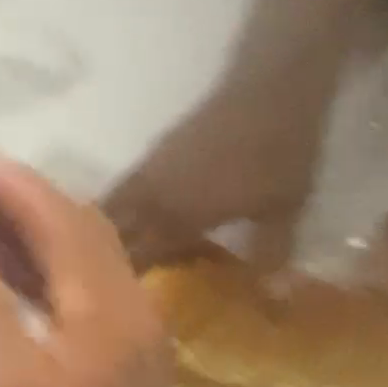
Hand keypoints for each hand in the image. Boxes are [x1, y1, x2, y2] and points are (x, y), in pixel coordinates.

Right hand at [0, 153, 183, 386]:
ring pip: (77, 266)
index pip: (61, 223)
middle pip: (77, 234)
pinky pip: (72, 297)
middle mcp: (126, 308)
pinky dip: (34, 276)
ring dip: (26, 238)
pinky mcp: (113, 365)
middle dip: (19, 204)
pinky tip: (2, 285)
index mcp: (104, 305)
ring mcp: (124, 338)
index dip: (14, 188)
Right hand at [103, 77, 337, 271]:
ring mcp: (142, 182)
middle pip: (111, 243)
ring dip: (100, 238)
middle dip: (106, 263)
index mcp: (177, 223)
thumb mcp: (287, 204)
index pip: (139, 263)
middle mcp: (149, 207)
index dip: (129, 284)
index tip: (128, 299)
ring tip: (102, 253)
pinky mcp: (145, 162)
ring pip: (105, 220)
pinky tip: (122, 220)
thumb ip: (272, 249)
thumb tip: (272, 291)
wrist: (270, 87)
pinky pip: (116, 197)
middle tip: (110, 279)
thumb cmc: (280, 150)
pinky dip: (111, 213)